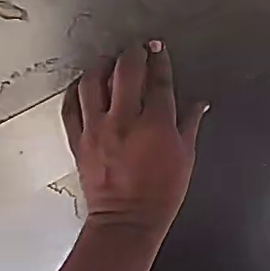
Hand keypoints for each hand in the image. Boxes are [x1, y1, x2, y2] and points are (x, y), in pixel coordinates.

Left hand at [62, 41, 206, 241]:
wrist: (127, 221)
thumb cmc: (160, 194)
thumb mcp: (185, 156)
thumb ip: (189, 124)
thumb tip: (198, 104)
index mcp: (155, 124)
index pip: (158, 80)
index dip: (160, 60)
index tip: (159, 49)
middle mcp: (124, 121)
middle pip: (125, 71)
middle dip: (133, 54)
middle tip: (137, 49)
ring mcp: (97, 129)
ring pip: (93, 82)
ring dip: (102, 66)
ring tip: (109, 61)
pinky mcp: (79, 140)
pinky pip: (71, 106)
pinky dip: (76, 90)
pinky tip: (83, 84)